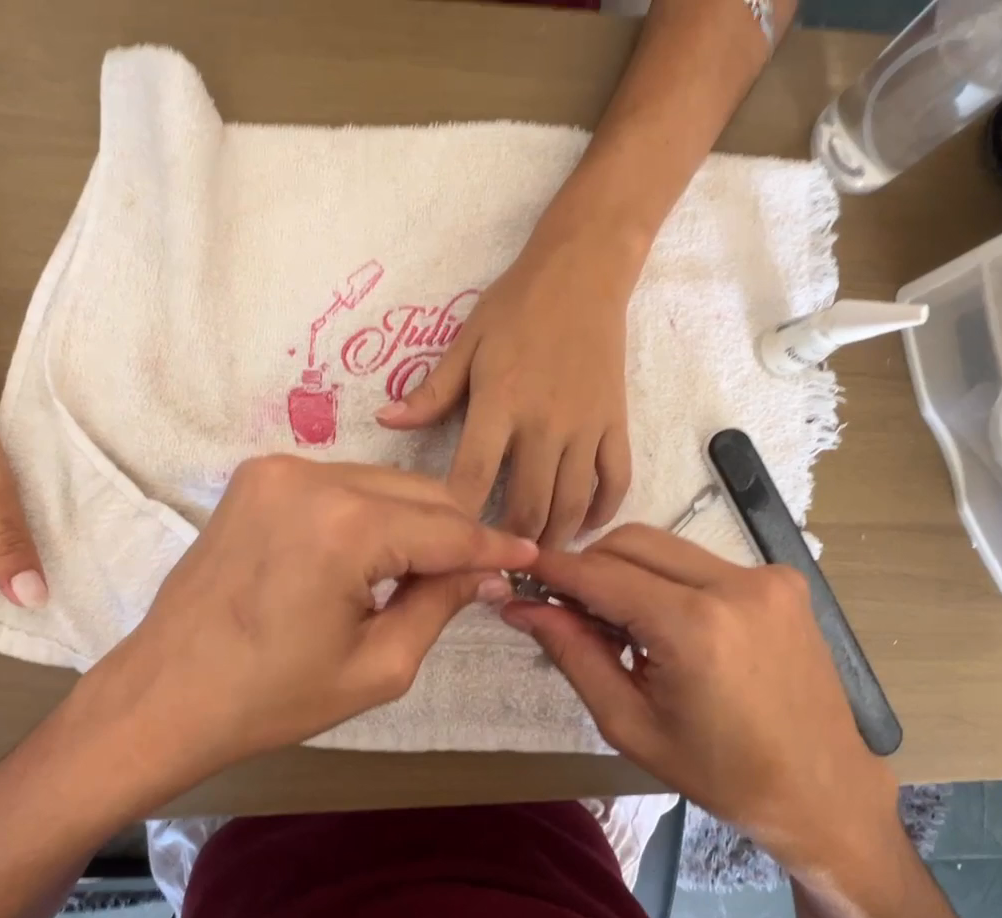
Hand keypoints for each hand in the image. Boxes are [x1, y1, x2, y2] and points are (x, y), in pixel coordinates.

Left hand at [68, 457, 537, 778]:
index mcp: (345, 526)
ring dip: (412, 523)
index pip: (446, 529)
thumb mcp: (377, 666)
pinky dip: (369, 515)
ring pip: (383, 483)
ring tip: (418, 576)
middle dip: (454, 534)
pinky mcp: (257, 477)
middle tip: (475, 579)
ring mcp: (278, 470)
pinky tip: (369, 559)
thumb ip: (441, 605)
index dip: (493, 546)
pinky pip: (341, 485)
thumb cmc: (271, 698)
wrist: (164, 694)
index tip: (532, 554)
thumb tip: (487, 572)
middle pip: (419, 493)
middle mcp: (312, 477)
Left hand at [376, 235, 632, 547]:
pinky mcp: (615, 424)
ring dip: (553, 538)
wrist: (583, 272)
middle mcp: (543, 425)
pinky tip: (585, 526)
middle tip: (494, 562)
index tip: (447, 543)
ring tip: (535, 557)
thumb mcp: (466, 342)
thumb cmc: (517, 306)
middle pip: (526, 505)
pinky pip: (615, 480)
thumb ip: (430, 392)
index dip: (457, 520)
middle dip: (509, 542)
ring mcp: (585, 428)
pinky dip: (602, 511)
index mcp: (499, 404)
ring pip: (570, 503)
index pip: (472, 479)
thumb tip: (385, 423)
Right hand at [500, 525, 899, 874]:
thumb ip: (573, 655)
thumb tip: (521, 608)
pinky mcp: (783, 580)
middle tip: (568, 612)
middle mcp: (734, 584)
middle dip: (589, 568)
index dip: (552, 570)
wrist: (819, 787)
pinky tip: (669, 629)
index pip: (601, 575)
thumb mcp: (629, 723)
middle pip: (631, 542)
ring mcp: (766, 576)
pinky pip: (701, 562)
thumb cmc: (718, 772)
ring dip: (628, 573)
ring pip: (666, 547)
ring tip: (621, 628)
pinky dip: (669, 582)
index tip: (518, 572)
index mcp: (694, 628)